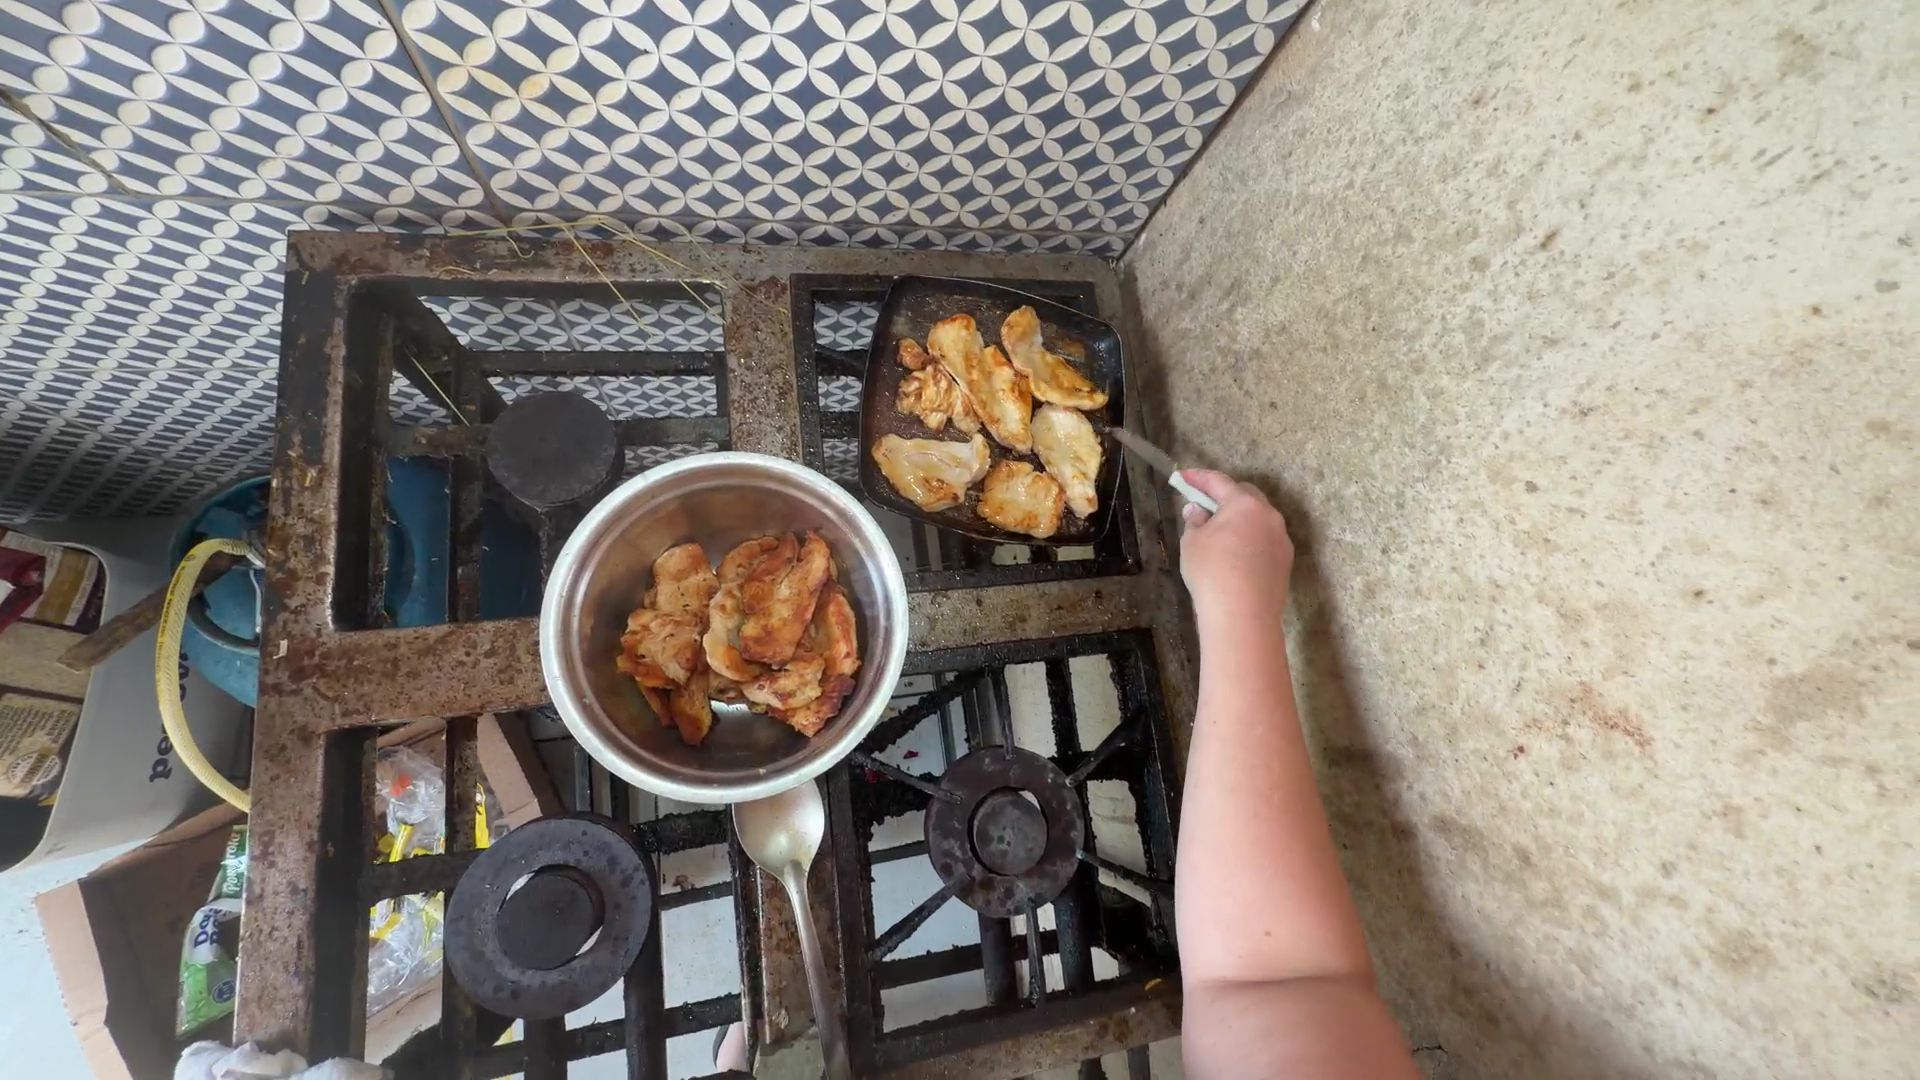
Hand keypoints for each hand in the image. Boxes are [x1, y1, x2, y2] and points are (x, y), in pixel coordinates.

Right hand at [1177, 469, 1293, 615]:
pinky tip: (1235, 556)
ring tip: (1219, 534)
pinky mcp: (1285, 561)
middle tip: (1203, 506)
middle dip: (1224, 496)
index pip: (1219, 482)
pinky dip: (1249, 539)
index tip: (1183, 476)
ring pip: (1258, 519)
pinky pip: (1264, 540)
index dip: (1198, 478)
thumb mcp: (1192, 543)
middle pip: (1245, 496)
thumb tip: (1198, 511)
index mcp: (1244, 504)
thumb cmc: (1212, 572)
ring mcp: (1281, 539)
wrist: (1243, 614)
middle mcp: (1268, 515)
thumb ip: (1195, 521)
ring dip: (1239, 519)